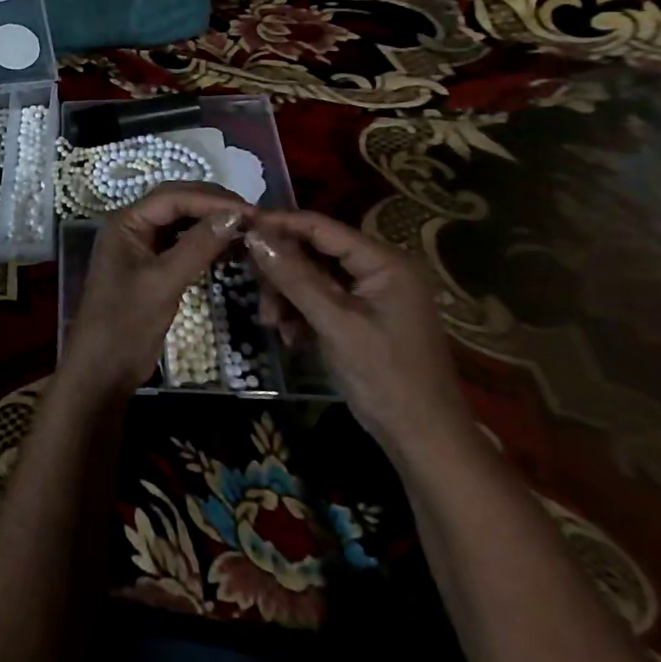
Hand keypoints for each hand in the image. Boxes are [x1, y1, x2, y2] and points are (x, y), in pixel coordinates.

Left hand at [63, 182, 252, 399]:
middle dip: (214, 206)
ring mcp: (141, 246)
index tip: (252, 211)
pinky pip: (182, 244)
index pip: (172, 197)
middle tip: (255, 217)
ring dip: (212, 224)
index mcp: (125, 222)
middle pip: (177, 203)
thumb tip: (236, 215)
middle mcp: (132, 227)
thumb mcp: (164, 281)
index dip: (212, 200)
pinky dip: (206, 244)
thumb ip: (198, 246)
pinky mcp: (152, 266)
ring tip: (249, 231)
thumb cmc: (126, 320)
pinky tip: (232, 250)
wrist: (104, 365)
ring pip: (181, 223)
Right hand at [244, 211, 471, 456]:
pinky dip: (299, 313)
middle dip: (280, 270)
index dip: (278, 223)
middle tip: (253, 288)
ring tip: (272, 323)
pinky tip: (288, 335)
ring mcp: (370, 294)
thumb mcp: (335, 323)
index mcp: (384, 263)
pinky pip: (319, 300)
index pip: (322, 227)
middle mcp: (379, 270)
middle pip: (313, 251)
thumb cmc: (385, 376)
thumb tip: (254, 236)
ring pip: (311, 277)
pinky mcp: (361, 316)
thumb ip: (294, 277)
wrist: (422, 438)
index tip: (237, 227)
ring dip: (286, 296)